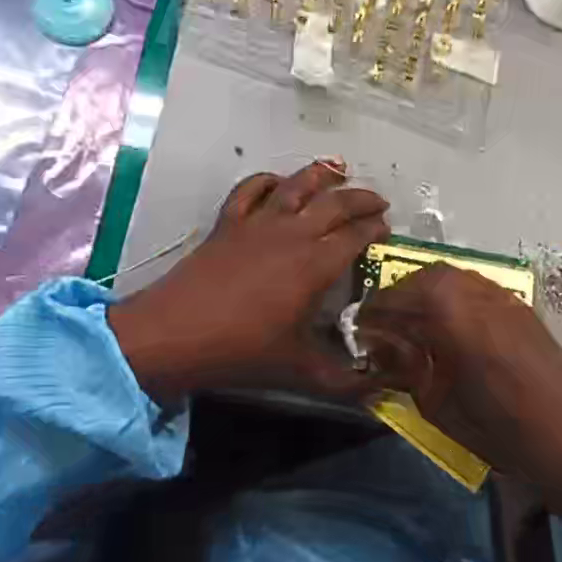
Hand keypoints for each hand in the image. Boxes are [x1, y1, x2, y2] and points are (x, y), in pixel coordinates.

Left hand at [108, 160, 389, 401]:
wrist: (175, 333)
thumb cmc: (240, 351)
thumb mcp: (297, 370)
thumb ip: (341, 380)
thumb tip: (375, 391)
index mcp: (315, 265)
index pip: (356, 236)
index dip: (375, 229)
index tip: (386, 229)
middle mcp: (291, 234)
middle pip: (334, 203)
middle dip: (361, 198)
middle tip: (377, 202)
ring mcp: (255, 224)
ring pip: (295, 185)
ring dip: (321, 175)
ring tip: (338, 170)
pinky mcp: (226, 224)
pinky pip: (249, 189)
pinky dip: (266, 180)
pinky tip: (275, 182)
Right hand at [357, 264, 561, 527]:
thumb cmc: (496, 429)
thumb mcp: (433, 402)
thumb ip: (403, 365)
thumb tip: (378, 347)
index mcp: (451, 318)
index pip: (396, 299)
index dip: (372, 313)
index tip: (360, 330)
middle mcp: (478, 296)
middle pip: (425, 277)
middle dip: (398, 295)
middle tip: (385, 323)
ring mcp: (504, 298)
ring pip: (453, 276)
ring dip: (426, 292)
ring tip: (415, 323)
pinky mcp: (520, 308)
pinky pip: (476, 287)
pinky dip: (452, 297)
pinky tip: (448, 326)